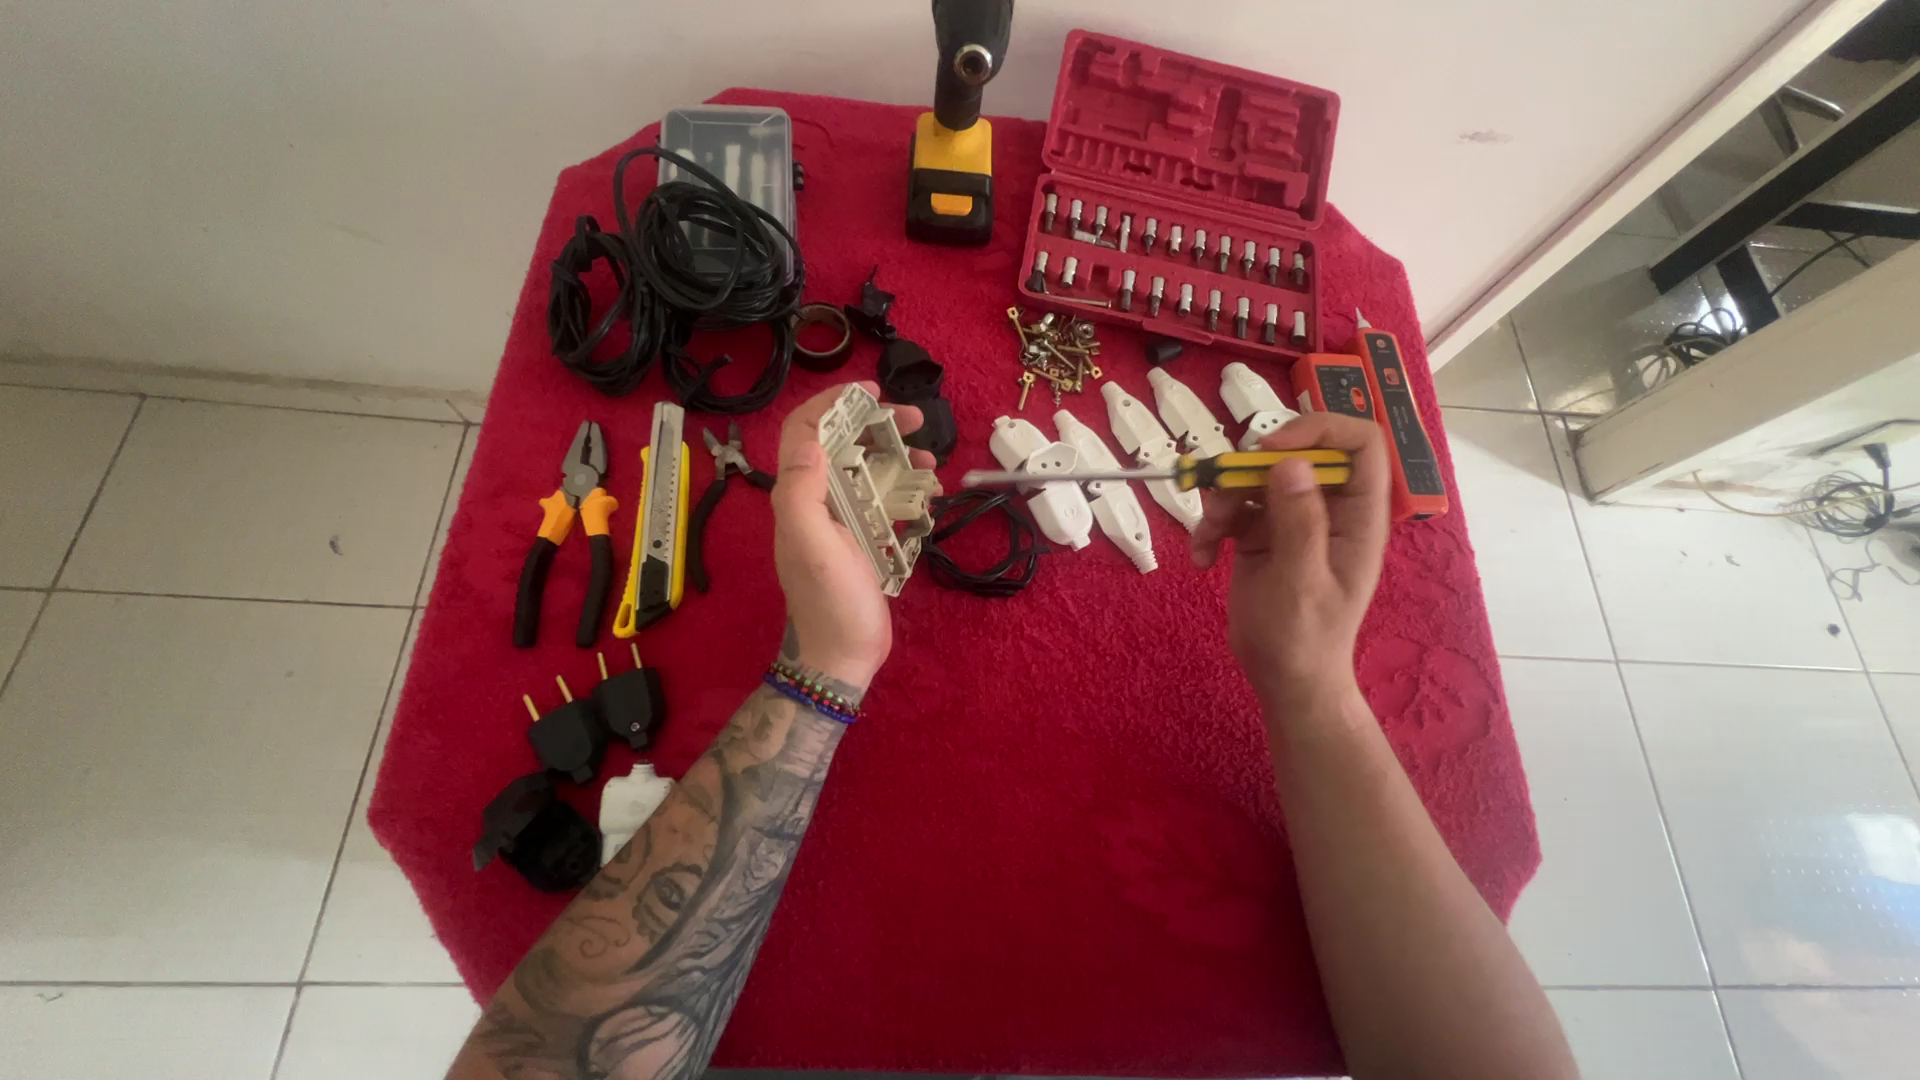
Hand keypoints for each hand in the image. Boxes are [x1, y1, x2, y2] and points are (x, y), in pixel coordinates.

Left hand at [771, 382, 935, 690]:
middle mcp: (816, 500)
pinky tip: (929, 491)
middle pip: (840, 444)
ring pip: (865, 469)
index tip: (870, 393)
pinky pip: (882, 499)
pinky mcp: (862, 538)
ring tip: (930, 458)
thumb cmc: (829, 602)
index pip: (803, 432)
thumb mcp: (812, 545)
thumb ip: (803, 492)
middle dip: (874, 424)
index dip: (831, 403)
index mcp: (797, 496)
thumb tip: (812, 440)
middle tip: (914, 419)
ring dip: (896, 455)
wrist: (843, 655)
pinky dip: (904, 488)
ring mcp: (840, 519)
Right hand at [1190, 412, 1390, 714]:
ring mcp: (1291, 520)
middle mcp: (1326, 508)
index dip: (1319, 431)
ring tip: (1207, 539)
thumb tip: (1289, 462)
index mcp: (1357, 515)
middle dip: (1250, 470)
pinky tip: (1202, 560)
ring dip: (1221, 501)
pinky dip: (1209, 528)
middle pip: (1294, 454)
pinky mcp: (1259, 535)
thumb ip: (1299, 521)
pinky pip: (1230, 510)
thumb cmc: (1303, 638)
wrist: (1282, 678)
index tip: (1272, 448)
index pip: (1359, 443)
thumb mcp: (1301, 581)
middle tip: (1222, 493)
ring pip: (1253, 479)